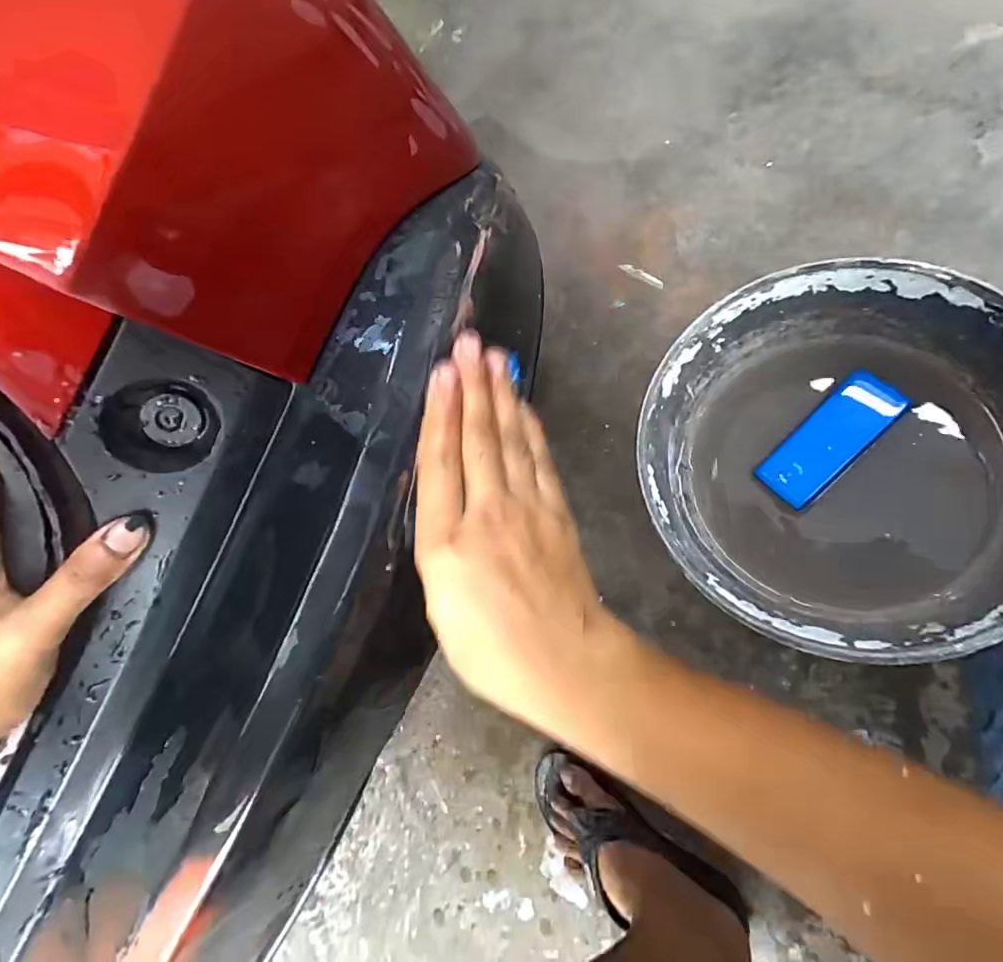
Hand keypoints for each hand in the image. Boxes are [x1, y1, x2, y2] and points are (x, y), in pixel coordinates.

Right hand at [413, 331, 632, 735]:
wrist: (565, 661)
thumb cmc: (491, 650)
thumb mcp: (440, 607)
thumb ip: (438, 546)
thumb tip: (439, 499)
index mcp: (445, 543)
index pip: (440, 462)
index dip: (440, 413)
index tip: (441, 373)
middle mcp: (486, 514)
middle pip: (477, 439)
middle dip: (472, 386)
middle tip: (468, 342)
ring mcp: (528, 509)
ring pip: (510, 441)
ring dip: (501, 396)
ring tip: (494, 358)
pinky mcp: (558, 513)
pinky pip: (541, 461)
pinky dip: (532, 429)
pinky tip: (525, 406)